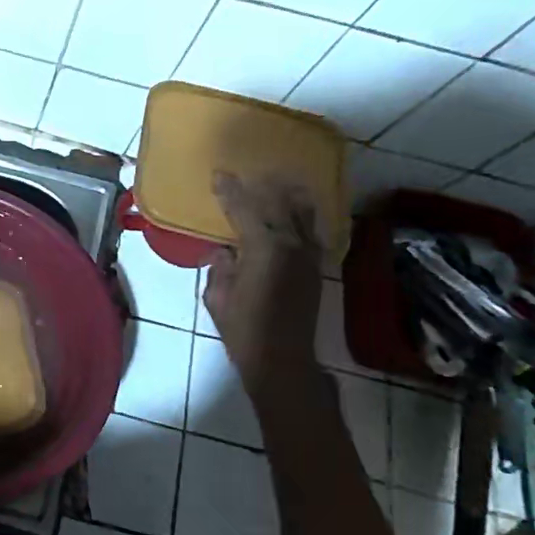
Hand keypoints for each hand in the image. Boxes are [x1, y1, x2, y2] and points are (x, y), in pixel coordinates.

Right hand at [202, 173, 325, 400]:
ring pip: (302, 213)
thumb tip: (224, 251)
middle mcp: (291, 245)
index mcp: (264, 249)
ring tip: (279, 182)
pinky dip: (302, 217)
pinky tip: (296, 213)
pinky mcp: (316, 268)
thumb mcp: (217, 298)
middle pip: (278, 204)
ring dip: (289, 195)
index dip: (230, 191)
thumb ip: (220, 268)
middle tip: (249, 174)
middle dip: (262, 186)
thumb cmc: (243, 331)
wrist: (282, 360)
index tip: (219, 175)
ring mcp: (309, 256)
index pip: (245, 209)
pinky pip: (312, 232)